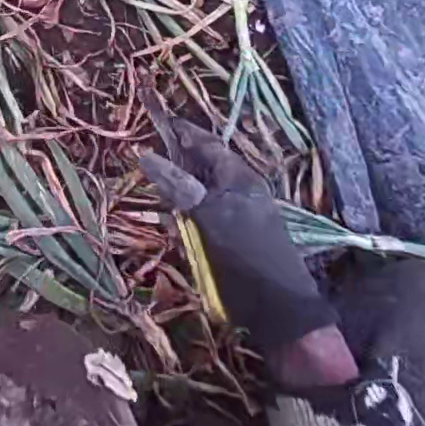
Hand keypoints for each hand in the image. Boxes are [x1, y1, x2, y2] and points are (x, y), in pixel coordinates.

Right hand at [139, 118, 356, 387]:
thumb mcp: (209, 216)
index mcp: (239, 177)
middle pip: (202, 164)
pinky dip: (183, 209)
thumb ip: (179, 185)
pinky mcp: (231, 235)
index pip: (207, 143)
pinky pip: (201, 212)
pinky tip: (171, 216)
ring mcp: (236, 212)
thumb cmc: (246, 257)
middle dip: (176, 156)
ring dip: (177, 184)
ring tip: (154, 179)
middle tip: (147, 151)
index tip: (156, 116)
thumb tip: (145, 155)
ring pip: (200, 188)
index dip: (182, 129)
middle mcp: (239, 189)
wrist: (279, 309)